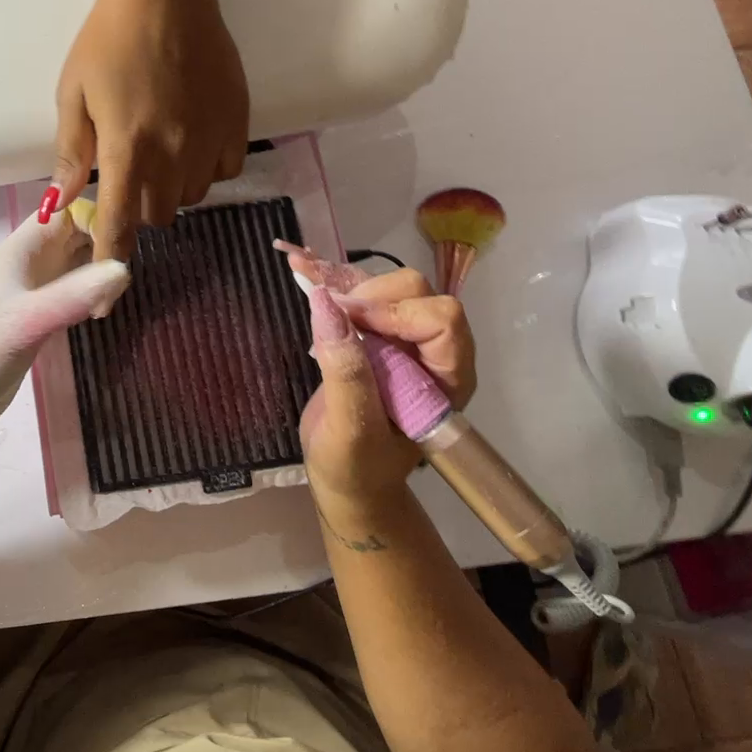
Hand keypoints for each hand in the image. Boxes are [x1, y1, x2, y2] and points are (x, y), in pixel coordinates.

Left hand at [0, 211, 129, 451]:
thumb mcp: (26, 323)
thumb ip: (71, 296)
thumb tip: (123, 268)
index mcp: (24, 245)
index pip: (71, 207)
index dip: (99, 218)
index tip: (120, 252)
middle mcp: (36, 255)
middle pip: (84, 227)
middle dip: (108, 245)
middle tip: (119, 284)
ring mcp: (44, 279)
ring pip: (87, 254)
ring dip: (105, 270)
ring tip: (107, 305)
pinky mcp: (51, 302)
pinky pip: (84, 280)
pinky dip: (98, 290)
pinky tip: (99, 313)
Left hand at [51, 0, 249, 262]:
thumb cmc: (107, 40)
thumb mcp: (74, 94)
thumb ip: (71, 153)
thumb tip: (60, 204)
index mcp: (125, 149)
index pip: (116, 226)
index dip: (110, 266)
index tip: (107, 300)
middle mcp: (171, 154)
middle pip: (156, 216)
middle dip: (136, 209)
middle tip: (127, 174)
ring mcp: (210, 140)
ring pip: (190, 196)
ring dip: (169, 189)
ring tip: (158, 151)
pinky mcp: (238, 123)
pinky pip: (223, 170)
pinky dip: (204, 168)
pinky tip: (191, 139)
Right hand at [291, 254, 476, 518]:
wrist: (346, 483)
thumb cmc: (355, 468)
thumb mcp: (349, 430)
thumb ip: (346, 372)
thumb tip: (325, 303)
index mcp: (447, 378)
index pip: (440, 319)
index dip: (395, 312)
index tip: (349, 322)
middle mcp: (434, 352)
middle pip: (417, 293)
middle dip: (371, 296)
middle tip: (331, 315)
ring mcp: (405, 341)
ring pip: (389, 286)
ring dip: (351, 286)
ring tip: (312, 291)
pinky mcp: (377, 335)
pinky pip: (363, 294)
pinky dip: (334, 282)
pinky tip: (303, 269)